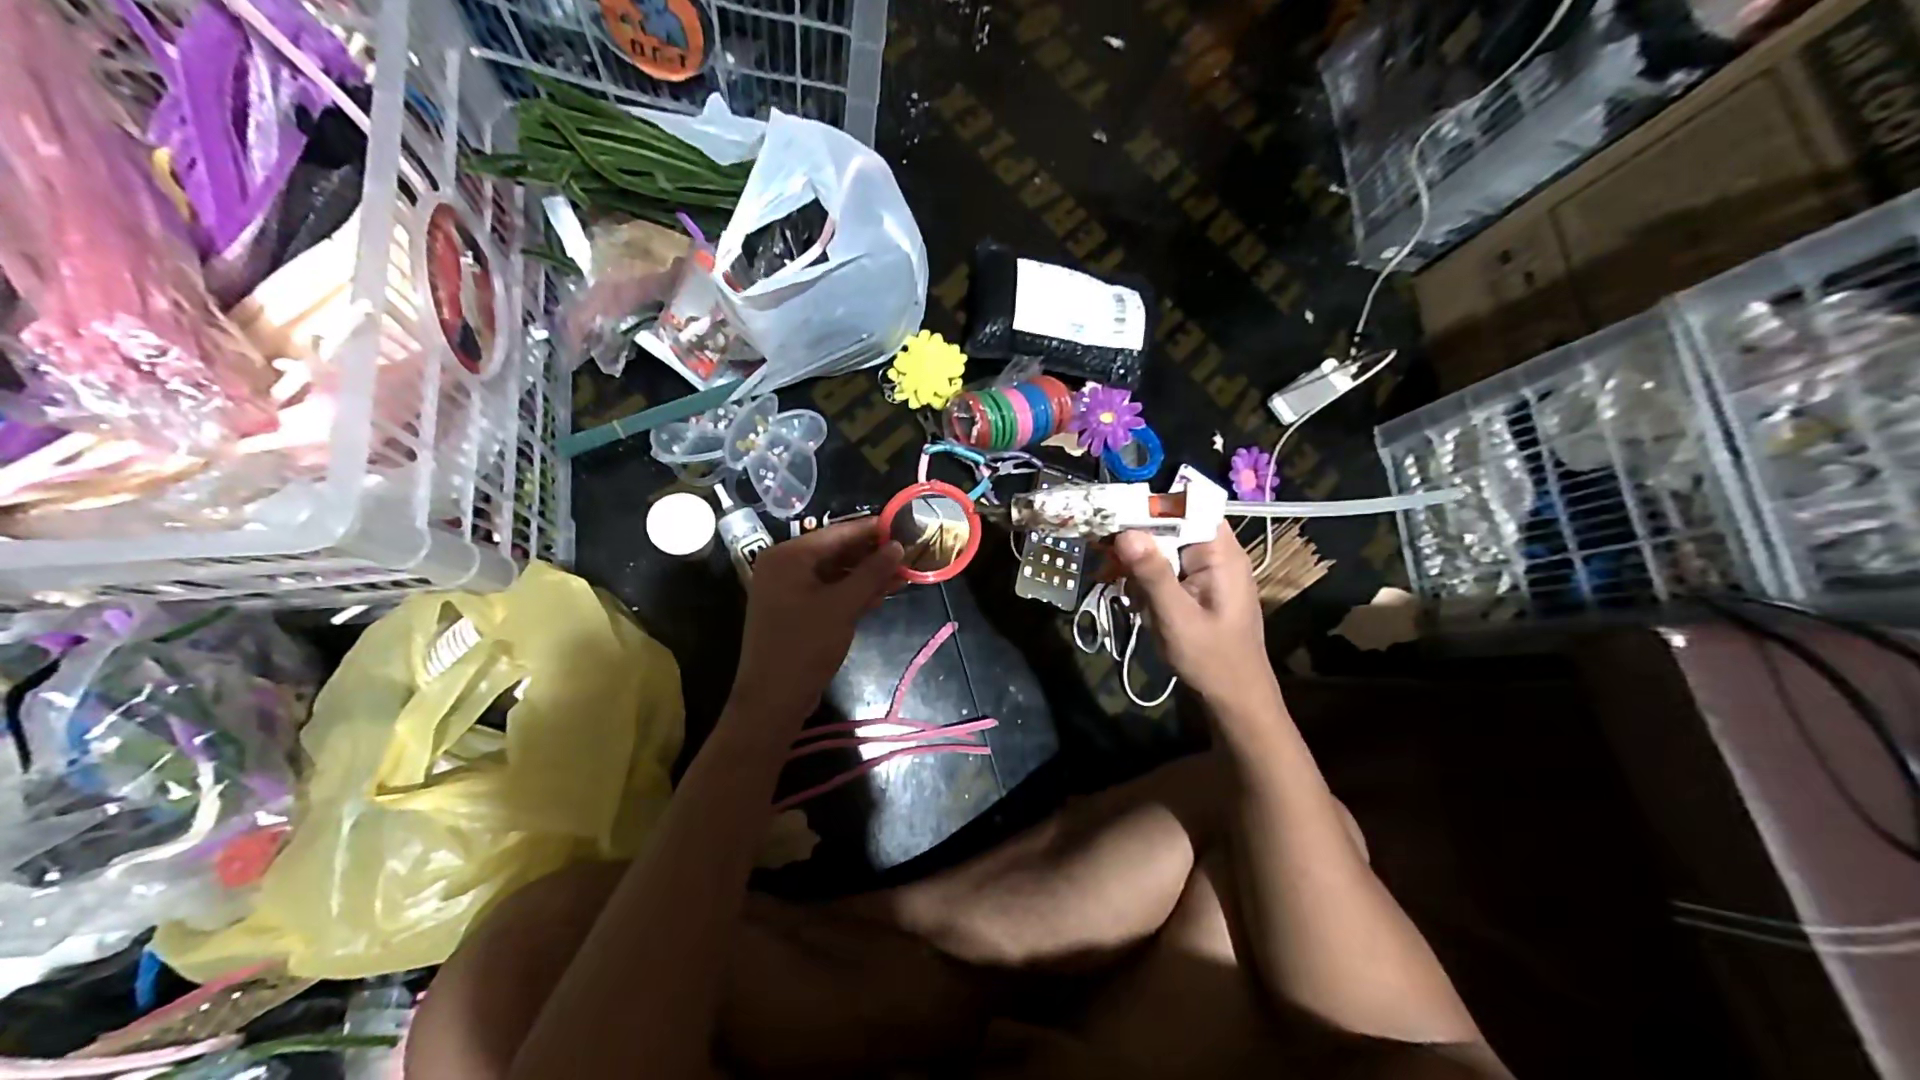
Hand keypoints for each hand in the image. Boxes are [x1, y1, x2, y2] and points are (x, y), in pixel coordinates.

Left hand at [731, 520, 903, 725]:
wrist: (772, 699)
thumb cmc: (806, 645)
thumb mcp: (843, 606)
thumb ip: (872, 573)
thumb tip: (898, 546)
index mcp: (788, 556)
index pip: (837, 532)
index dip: (872, 529)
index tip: (904, 524)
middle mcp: (784, 566)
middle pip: (835, 551)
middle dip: (872, 555)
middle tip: (908, 553)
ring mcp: (787, 589)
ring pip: (834, 573)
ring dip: (866, 575)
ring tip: (902, 574)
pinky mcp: (794, 610)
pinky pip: (828, 591)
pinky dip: (852, 592)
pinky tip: (881, 594)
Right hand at [1112, 523, 1279, 714]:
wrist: (1234, 697)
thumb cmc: (1211, 659)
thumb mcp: (1176, 617)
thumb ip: (1152, 573)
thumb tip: (1126, 533)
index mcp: (1221, 553)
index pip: (1187, 507)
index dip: (1150, 507)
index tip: (1113, 518)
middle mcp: (1216, 553)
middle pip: (1170, 527)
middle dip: (1137, 542)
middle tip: (1107, 562)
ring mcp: (1206, 570)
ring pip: (1162, 548)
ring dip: (1138, 565)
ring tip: (1122, 587)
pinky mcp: (1196, 586)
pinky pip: (1165, 569)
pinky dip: (1146, 581)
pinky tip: (1138, 602)